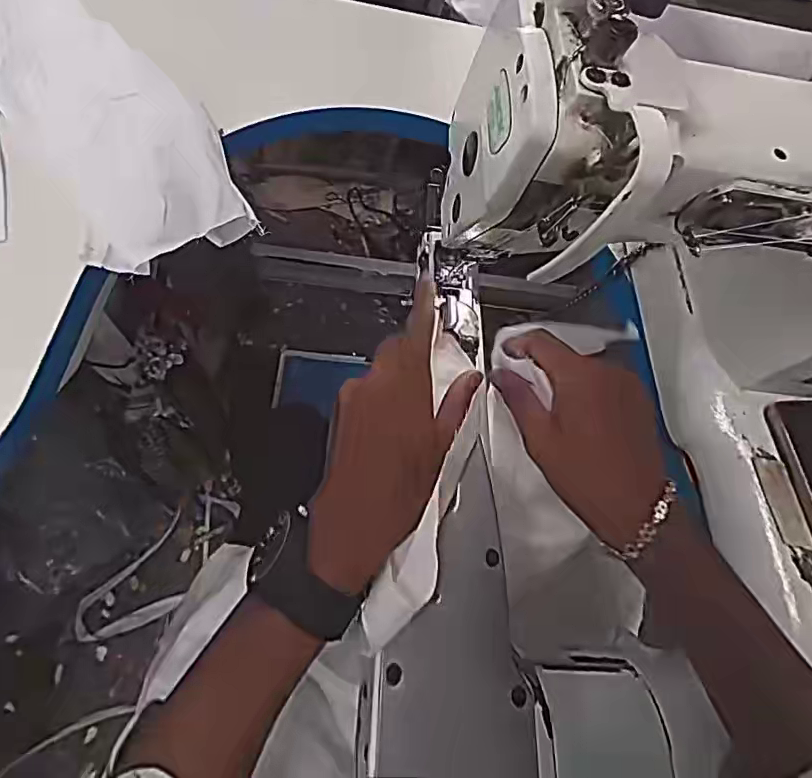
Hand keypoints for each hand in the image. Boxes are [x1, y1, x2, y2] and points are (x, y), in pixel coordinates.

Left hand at [308, 279, 480, 595]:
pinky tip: (394, 423)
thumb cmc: (397, 493)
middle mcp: (375, 384)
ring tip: (415, 410)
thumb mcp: (440, 449)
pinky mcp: (342, 409)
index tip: (428, 287)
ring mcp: (354, 396)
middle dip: (415, 350)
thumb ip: (456, 404)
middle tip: (435, 369)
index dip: (424, 307)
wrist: (350, 525)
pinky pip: (367, 386)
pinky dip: (383, 392)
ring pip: (382, 367)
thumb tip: (470, 379)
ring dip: (399, 375)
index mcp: (405, 388)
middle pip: (397, 347)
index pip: (415, 333)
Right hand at [492, 331, 668, 551]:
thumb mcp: (540, 438)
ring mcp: (626, 382)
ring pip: (585, 366)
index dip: (517, 343)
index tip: (507, 351)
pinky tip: (582, 418)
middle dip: (542, 366)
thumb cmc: (593, 478)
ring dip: (567, 379)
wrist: (637, 504)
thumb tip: (503, 375)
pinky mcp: (637, 395)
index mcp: (579, 375)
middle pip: (564, 353)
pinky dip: (590, 389)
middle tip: (525, 389)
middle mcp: (607, 371)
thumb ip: (518, 397)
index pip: (540, 340)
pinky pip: (606, 380)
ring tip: (557, 414)